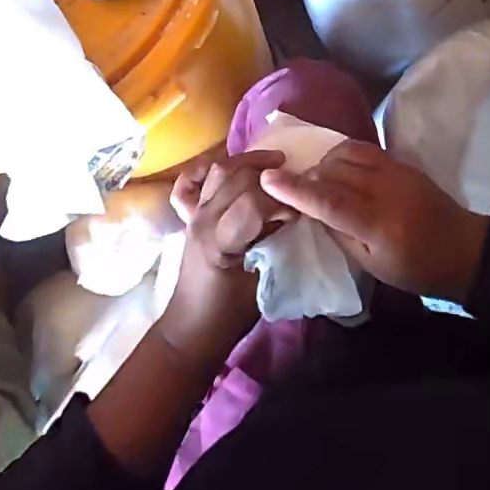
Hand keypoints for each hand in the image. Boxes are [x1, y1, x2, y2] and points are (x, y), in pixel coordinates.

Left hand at [155, 150, 291, 368]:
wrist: (192, 328)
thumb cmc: (230, 315)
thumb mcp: (263, 283)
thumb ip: (279, 246)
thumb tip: (300, 218)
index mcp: (219, 240)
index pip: (253, 201)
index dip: (282, 200)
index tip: (300, 210)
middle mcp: (203, 218)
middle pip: (237, 178)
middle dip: (270, 176)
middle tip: (296, 183)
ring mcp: (193, 214)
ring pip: (218, 170)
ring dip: (247, 162)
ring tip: (275, 164)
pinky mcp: (188, 215)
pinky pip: (190, 181)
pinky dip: (207, 168)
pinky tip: (228, 166)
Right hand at [261, 141, 487, 302]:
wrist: (465, 249)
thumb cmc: (416, 268)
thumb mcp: (372, 265)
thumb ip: (339, 233)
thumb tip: (309, 209)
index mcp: (378, 225)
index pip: (328, 201)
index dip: (295, 189)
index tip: (266, 178)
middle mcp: (385, 191)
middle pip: (331, 172)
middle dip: (306, 176)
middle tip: (293, 187)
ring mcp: (394, 171)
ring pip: (344, 154)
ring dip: (323, 163)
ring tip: (316, 177)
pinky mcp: (399, 162)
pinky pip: (360, 148)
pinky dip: (340, 154)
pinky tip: (335, 166)